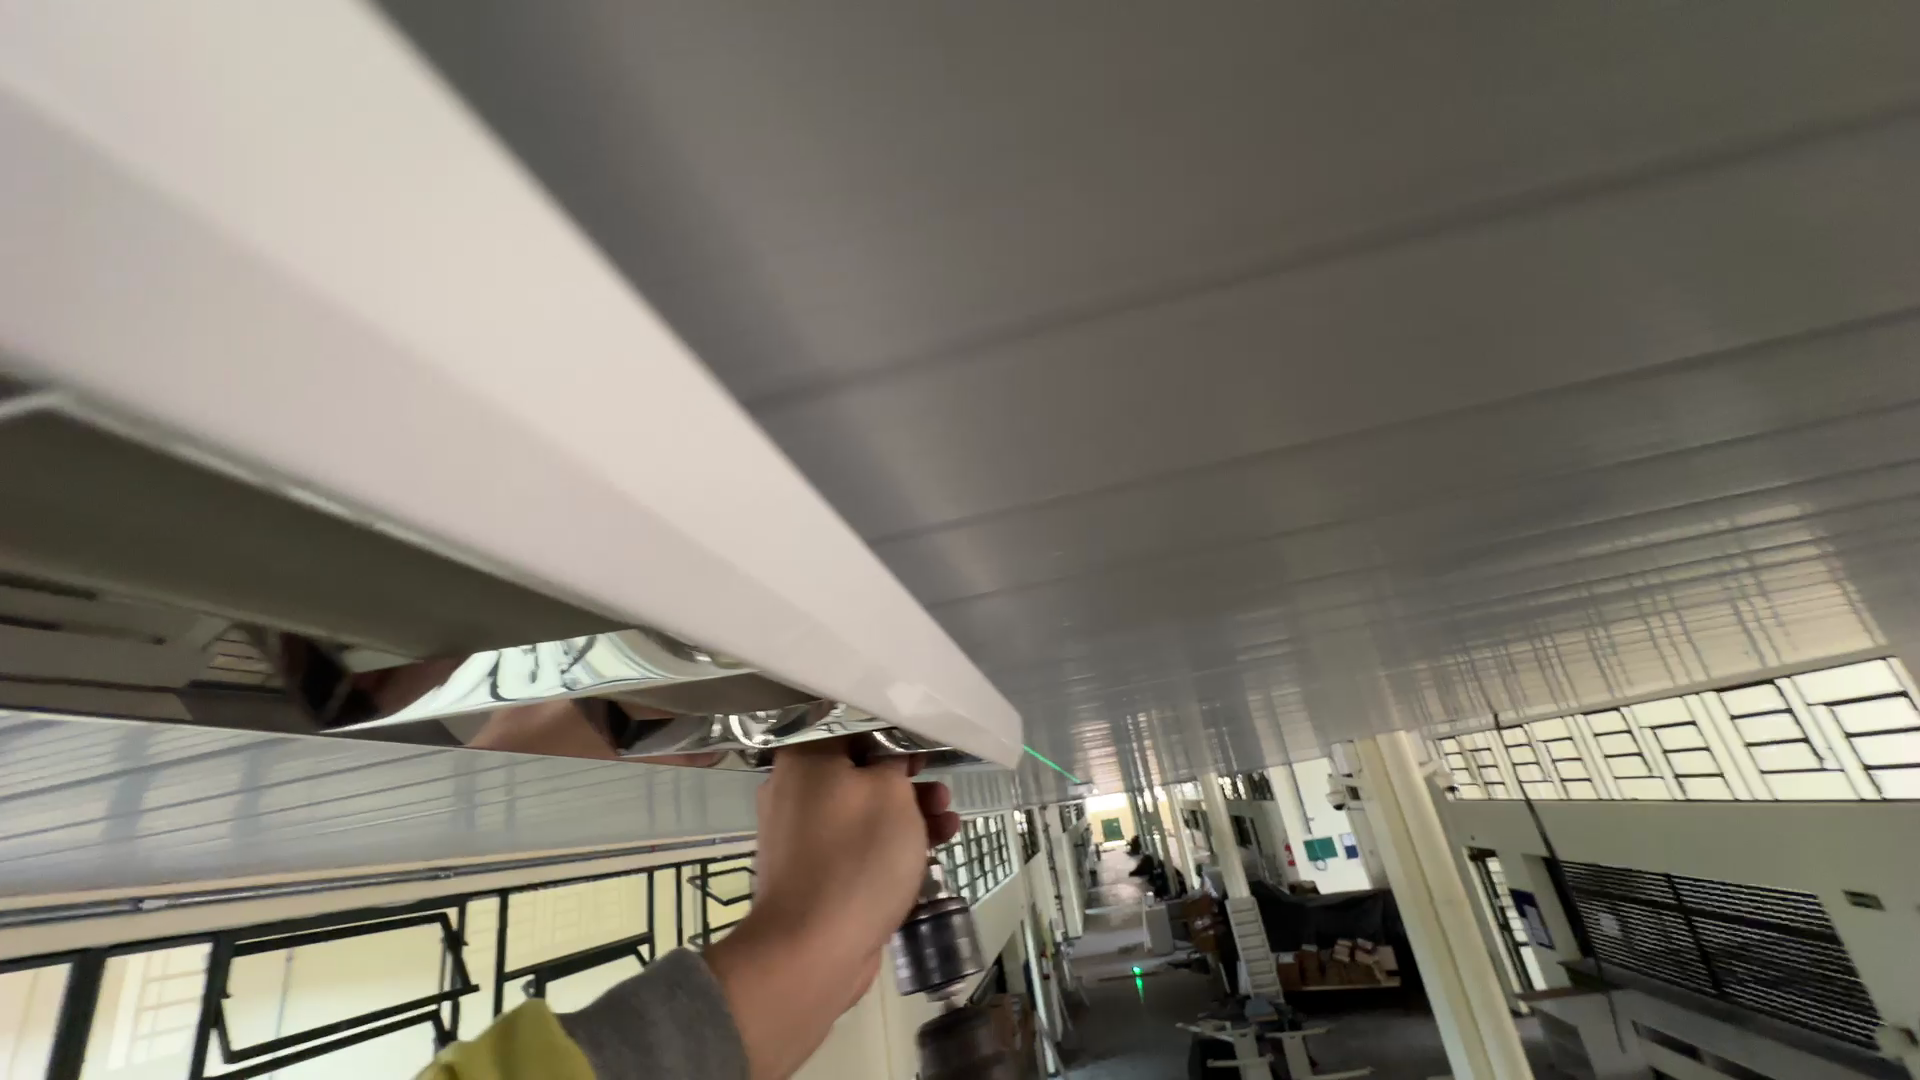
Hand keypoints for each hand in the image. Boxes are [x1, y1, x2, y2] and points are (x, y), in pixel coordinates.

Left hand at [704, 741, 961, 1079]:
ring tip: (949, 823)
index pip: (855, 728)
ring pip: (862, 810)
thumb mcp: (891, 793)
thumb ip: (896, 762)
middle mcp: (793, 788)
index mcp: (804, 758)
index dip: (897, 737)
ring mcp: (798, 834)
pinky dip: (888, 843)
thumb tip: (891, 759)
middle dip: (909, 782)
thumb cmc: (856, 857)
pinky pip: (854, 843)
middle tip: (942, 791)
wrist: (811, 951)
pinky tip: (929, 851)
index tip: (928, 750)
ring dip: (908, 814)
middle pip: (860, 771)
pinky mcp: (810, 872)